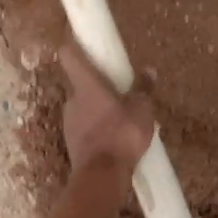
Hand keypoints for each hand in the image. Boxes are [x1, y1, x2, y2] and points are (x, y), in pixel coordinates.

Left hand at [58, 44, 153, 175]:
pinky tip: (116, 140)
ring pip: (84, 108)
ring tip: (123, 120)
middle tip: (120, 92)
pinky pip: (86, 128)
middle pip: (81, 85)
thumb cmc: (121, 134)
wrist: (101, 175)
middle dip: (98, 87)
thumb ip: (143, 89)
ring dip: (99, 110)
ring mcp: (69, 123)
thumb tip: (149, 72)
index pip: (68, 55)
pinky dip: (98, 129)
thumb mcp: (141, 109)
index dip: (73, 45)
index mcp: (86, 85)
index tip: (83, 41)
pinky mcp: (72, 143)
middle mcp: (72, 100)